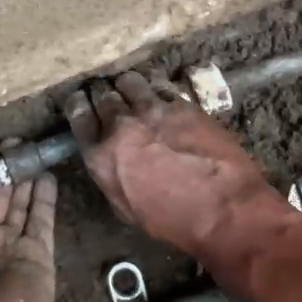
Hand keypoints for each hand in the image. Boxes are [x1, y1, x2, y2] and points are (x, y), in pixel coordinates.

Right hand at [65, 71, 284, 262]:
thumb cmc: (173, 220)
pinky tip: (161, 96)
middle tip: (109, 95)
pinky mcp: (181, 104)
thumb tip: (108, 157)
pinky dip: (157, 89)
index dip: (78, 104)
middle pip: (102, 93)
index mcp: (100, 154)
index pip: (78, 113)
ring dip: (128, 85)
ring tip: (133, 90)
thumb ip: (109, 173)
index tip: (83, 102)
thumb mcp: (125, 206)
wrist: (224, 209)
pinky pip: (161, 87)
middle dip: (103, 92)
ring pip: (130, 81)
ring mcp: (152, 110)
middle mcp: (121, 125)